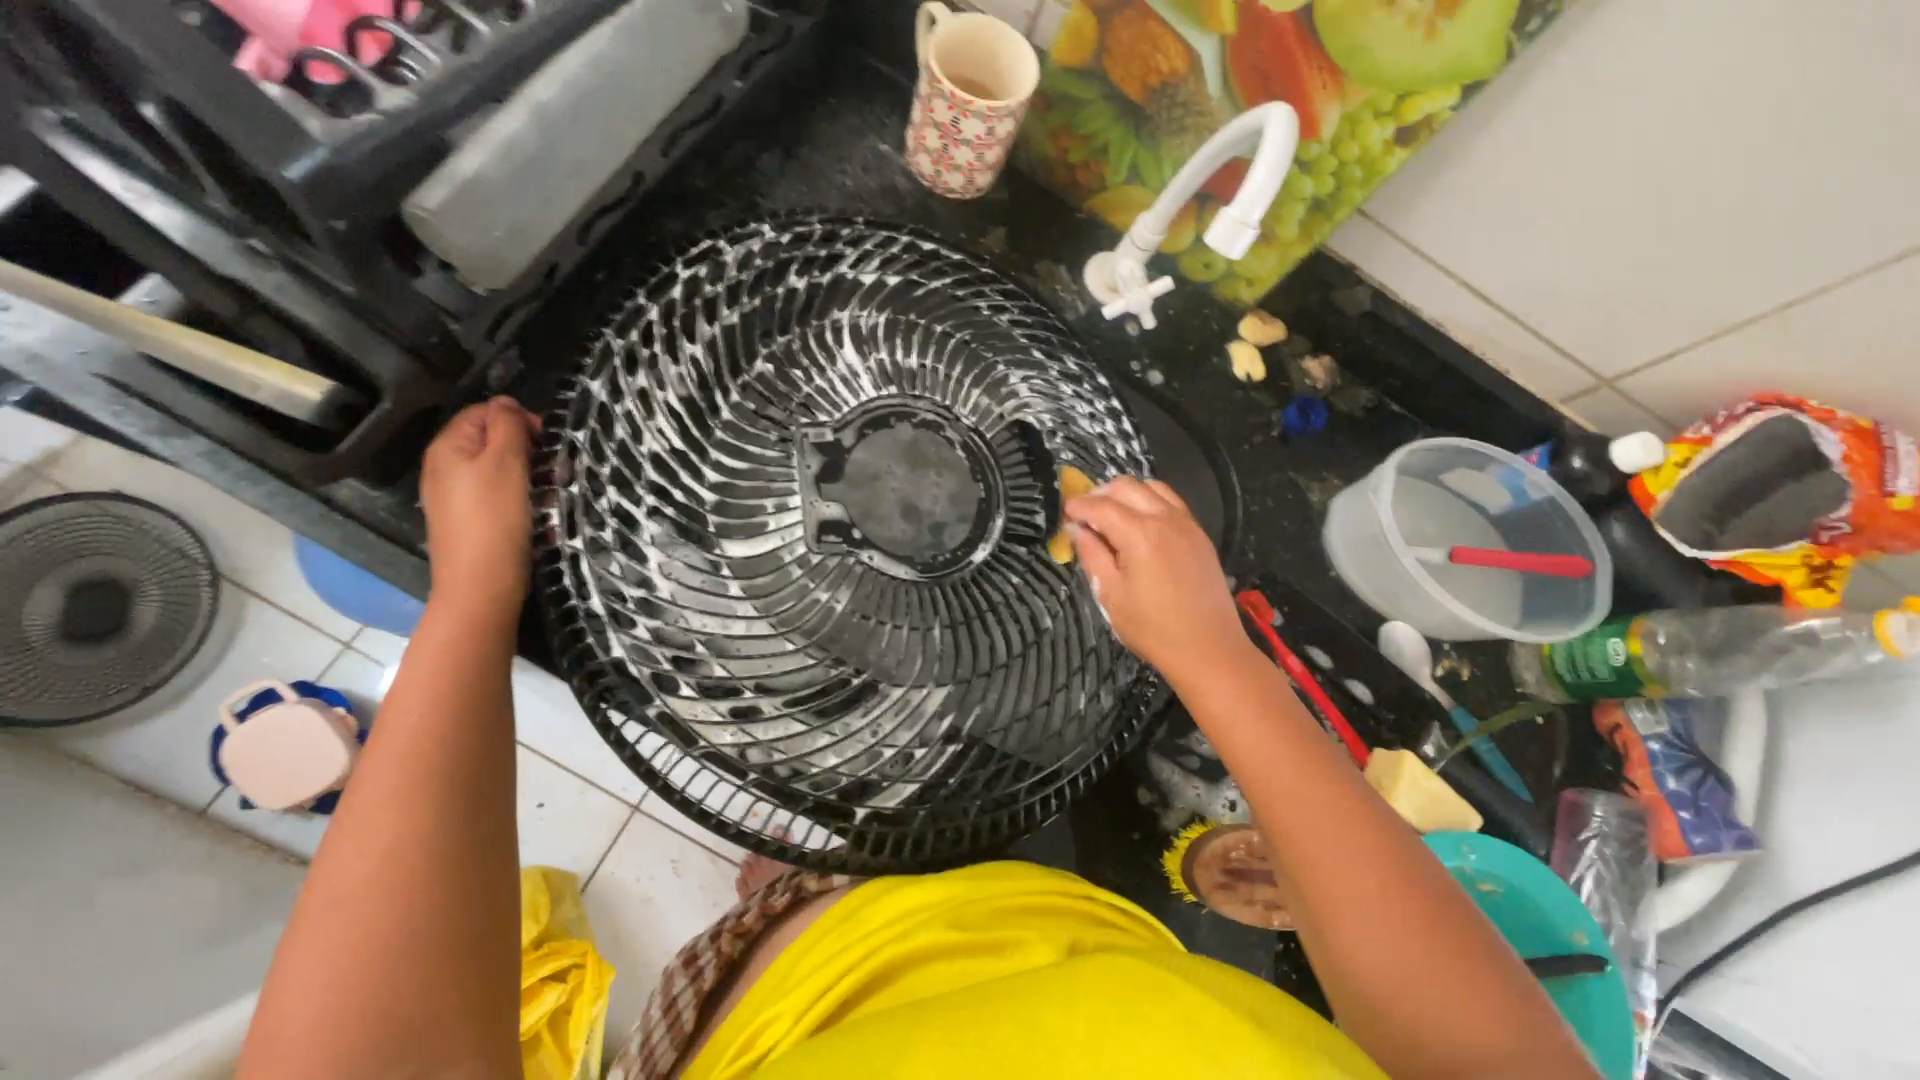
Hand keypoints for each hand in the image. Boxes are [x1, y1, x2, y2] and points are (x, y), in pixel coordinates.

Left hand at [420, 397, 541, 621]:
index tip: (549, 441)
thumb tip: (506, 403)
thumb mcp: (505, 462)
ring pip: (499, 471)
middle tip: (554, 468)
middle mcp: (444, 468)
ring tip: (551, 492)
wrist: (480, 587)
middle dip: (527, 450)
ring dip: (529, 476)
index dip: (519, 419)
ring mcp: (454, 497)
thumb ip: (507, 425)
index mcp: (448, 447)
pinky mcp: (469, 522)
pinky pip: (498, 497)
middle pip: (491, 442)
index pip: (485, 412)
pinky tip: (537, 514)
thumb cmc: (495, 520)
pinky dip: (520, 499)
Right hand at [1066, 477, 1253, 684]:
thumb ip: (1092, 556)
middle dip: (1101, 494)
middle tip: (1086, 515)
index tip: (1065, 514)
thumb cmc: (1153, 628)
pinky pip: (1171, 502)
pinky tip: (1141, 524)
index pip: (1101, 506)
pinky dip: (1151, 502)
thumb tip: (1078, 531)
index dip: (1079, 507)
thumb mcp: (1111, 595)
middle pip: (1127, 487)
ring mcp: (1187, 523)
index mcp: (1139, 534)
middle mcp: (1165, 519)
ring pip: (1152, 487)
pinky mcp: (1199, 534)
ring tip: (1112, 516)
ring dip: (1127, 494)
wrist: (1209, 648)